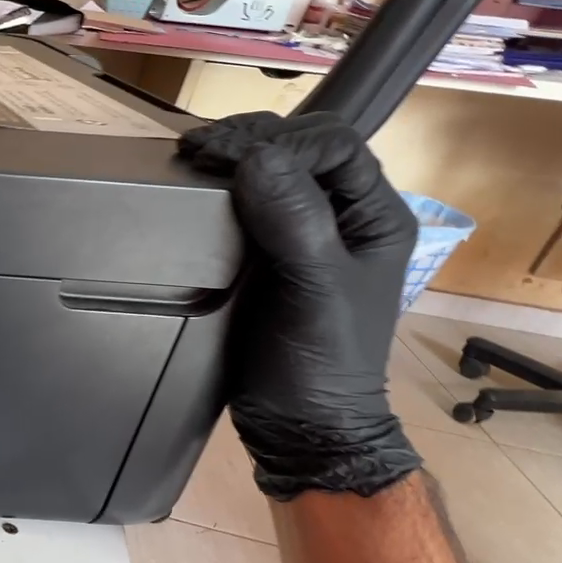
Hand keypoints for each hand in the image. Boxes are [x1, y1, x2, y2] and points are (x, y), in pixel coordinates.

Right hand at [178, 112, 423, 497]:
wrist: (296, 422)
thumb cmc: (320, 360)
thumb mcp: (314, 289)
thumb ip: (293, 222)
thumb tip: (256, 158)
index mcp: (372, 217)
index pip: (332, 147)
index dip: (278, 141)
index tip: (216, 155)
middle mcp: (339, 218)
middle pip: (302, 150)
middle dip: (252, 140)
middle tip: (195, 148)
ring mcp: (298, 238)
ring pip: (272, 174)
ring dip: (232, 160)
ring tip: (188, 161)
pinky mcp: (260, 258)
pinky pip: (243, 209)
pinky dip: (216, 193)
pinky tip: (190, 194)